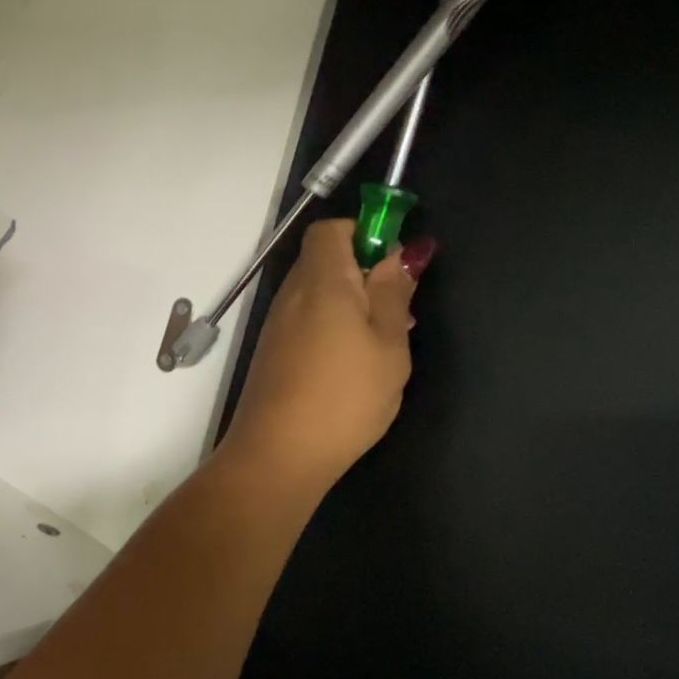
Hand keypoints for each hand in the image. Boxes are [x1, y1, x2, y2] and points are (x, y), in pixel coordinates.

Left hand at [218, 219, 430, 489]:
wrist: (279, 449)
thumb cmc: (345, 395)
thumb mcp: (388, 345)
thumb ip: (393, 294)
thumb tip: (401, 251)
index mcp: (321, 280)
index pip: (330, 230)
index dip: (364, 233)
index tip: (397, 261)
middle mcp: (293, 292)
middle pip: (325, 257)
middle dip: (366, 271)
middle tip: (403, 307)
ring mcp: (279, 320)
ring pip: (319, 289)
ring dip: (354, 300)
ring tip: (390, 339)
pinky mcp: (275, 346)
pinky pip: (309, 315)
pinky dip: (336, 322)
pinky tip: (359, 360)